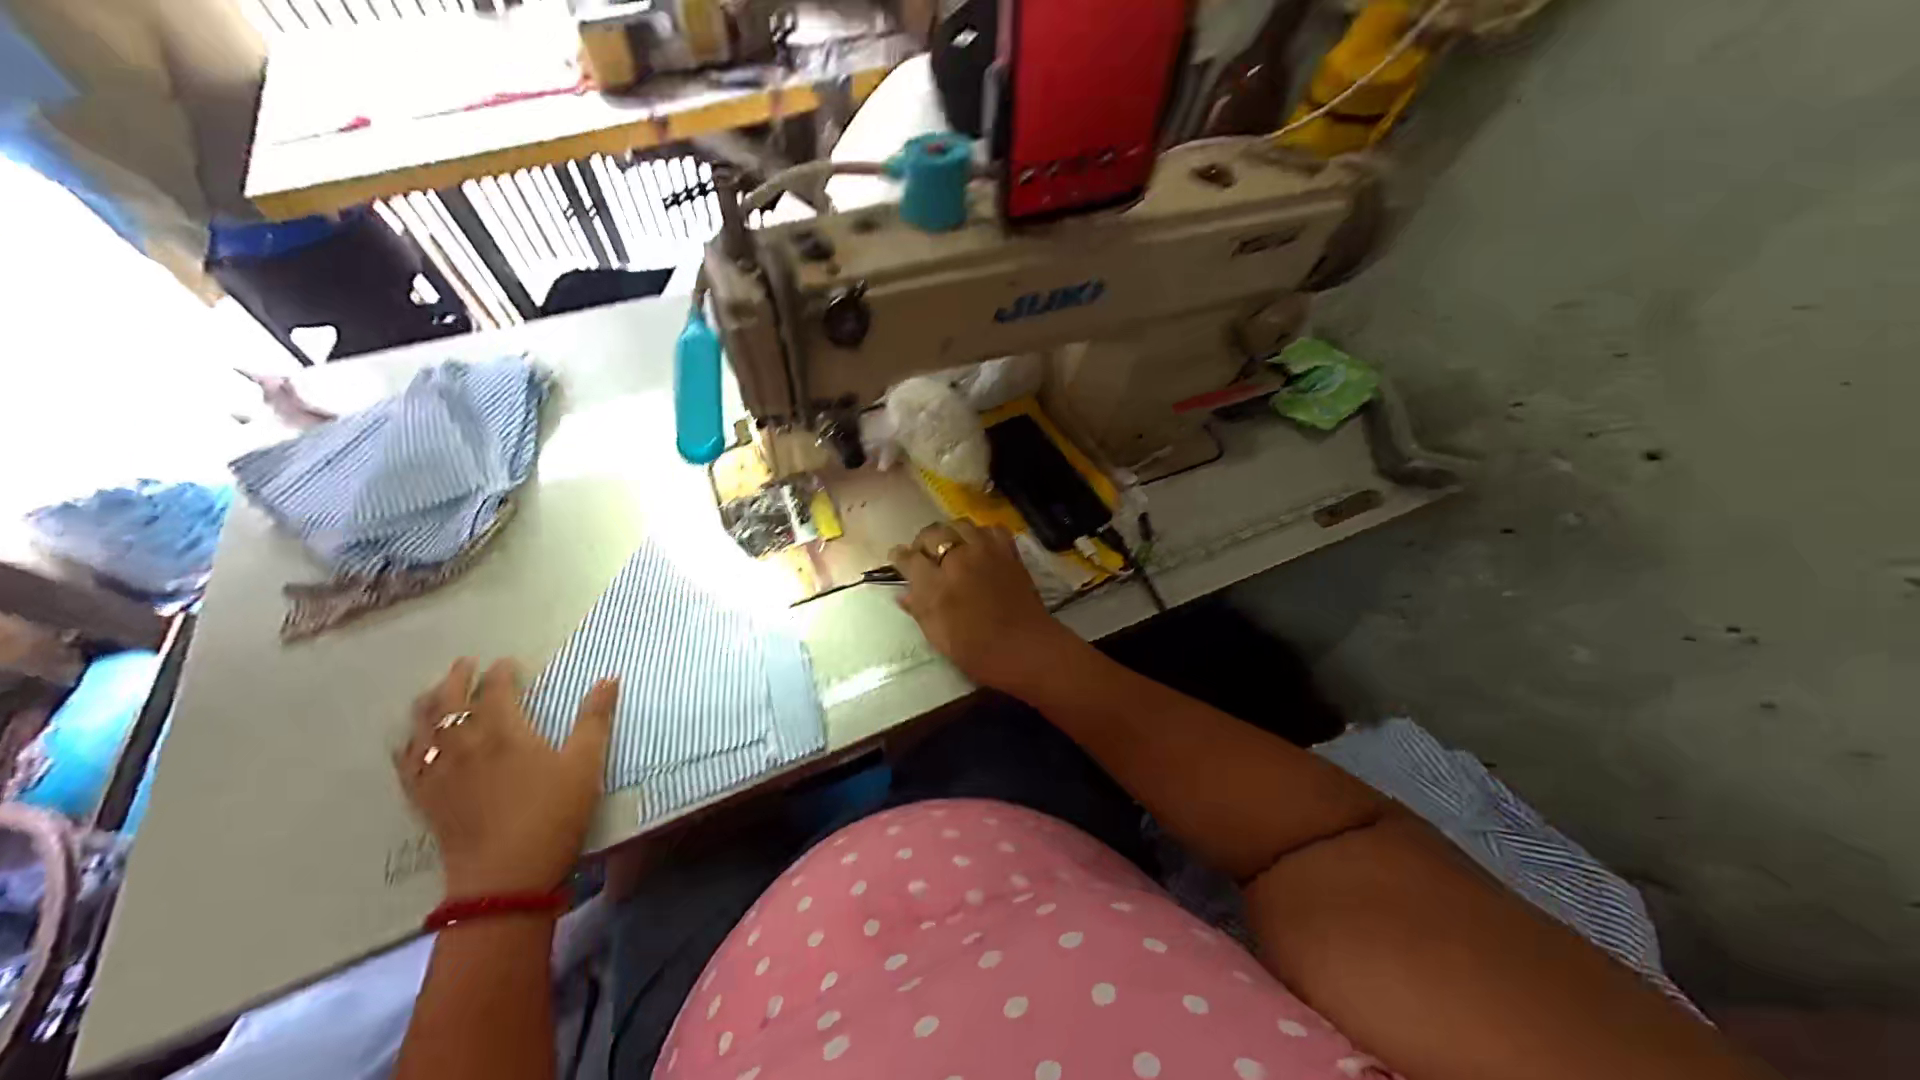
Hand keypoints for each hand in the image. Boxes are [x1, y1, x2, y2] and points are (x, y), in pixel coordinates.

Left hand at [394, 659, 617, 898]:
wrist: (505, 877)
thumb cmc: (553, 815)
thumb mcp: (586, 764)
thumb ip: (595, 719)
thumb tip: (608, 679)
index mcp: (505, 731)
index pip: (496, 690)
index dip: (502, 672)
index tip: (509, 663)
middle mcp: (465, 744)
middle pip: (450, 701)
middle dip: (457, 678)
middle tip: (466, 664)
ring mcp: (440, 772)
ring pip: (422, 727)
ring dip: (428, 703)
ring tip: (435, 691)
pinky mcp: (425, 799)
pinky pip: (407, 763)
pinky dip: (407, 744)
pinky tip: (410, 741)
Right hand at [890, 521, 1081, 693]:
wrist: (1025, 648)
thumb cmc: (977, 651)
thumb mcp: (938, 636)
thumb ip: (919, 609)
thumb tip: (903, 594)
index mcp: (935, 584)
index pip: (908, 558)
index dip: (899, 557)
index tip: (897, 558)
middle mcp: (957, 559)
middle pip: (932, 533)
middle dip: (923, 542)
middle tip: (924, 554)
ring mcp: (985, 551)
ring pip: (960, 524)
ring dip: (951, 533)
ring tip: (951, 546)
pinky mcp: (1008, 552)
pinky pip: (991, 529)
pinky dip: (981, 534)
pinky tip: (980, 546)